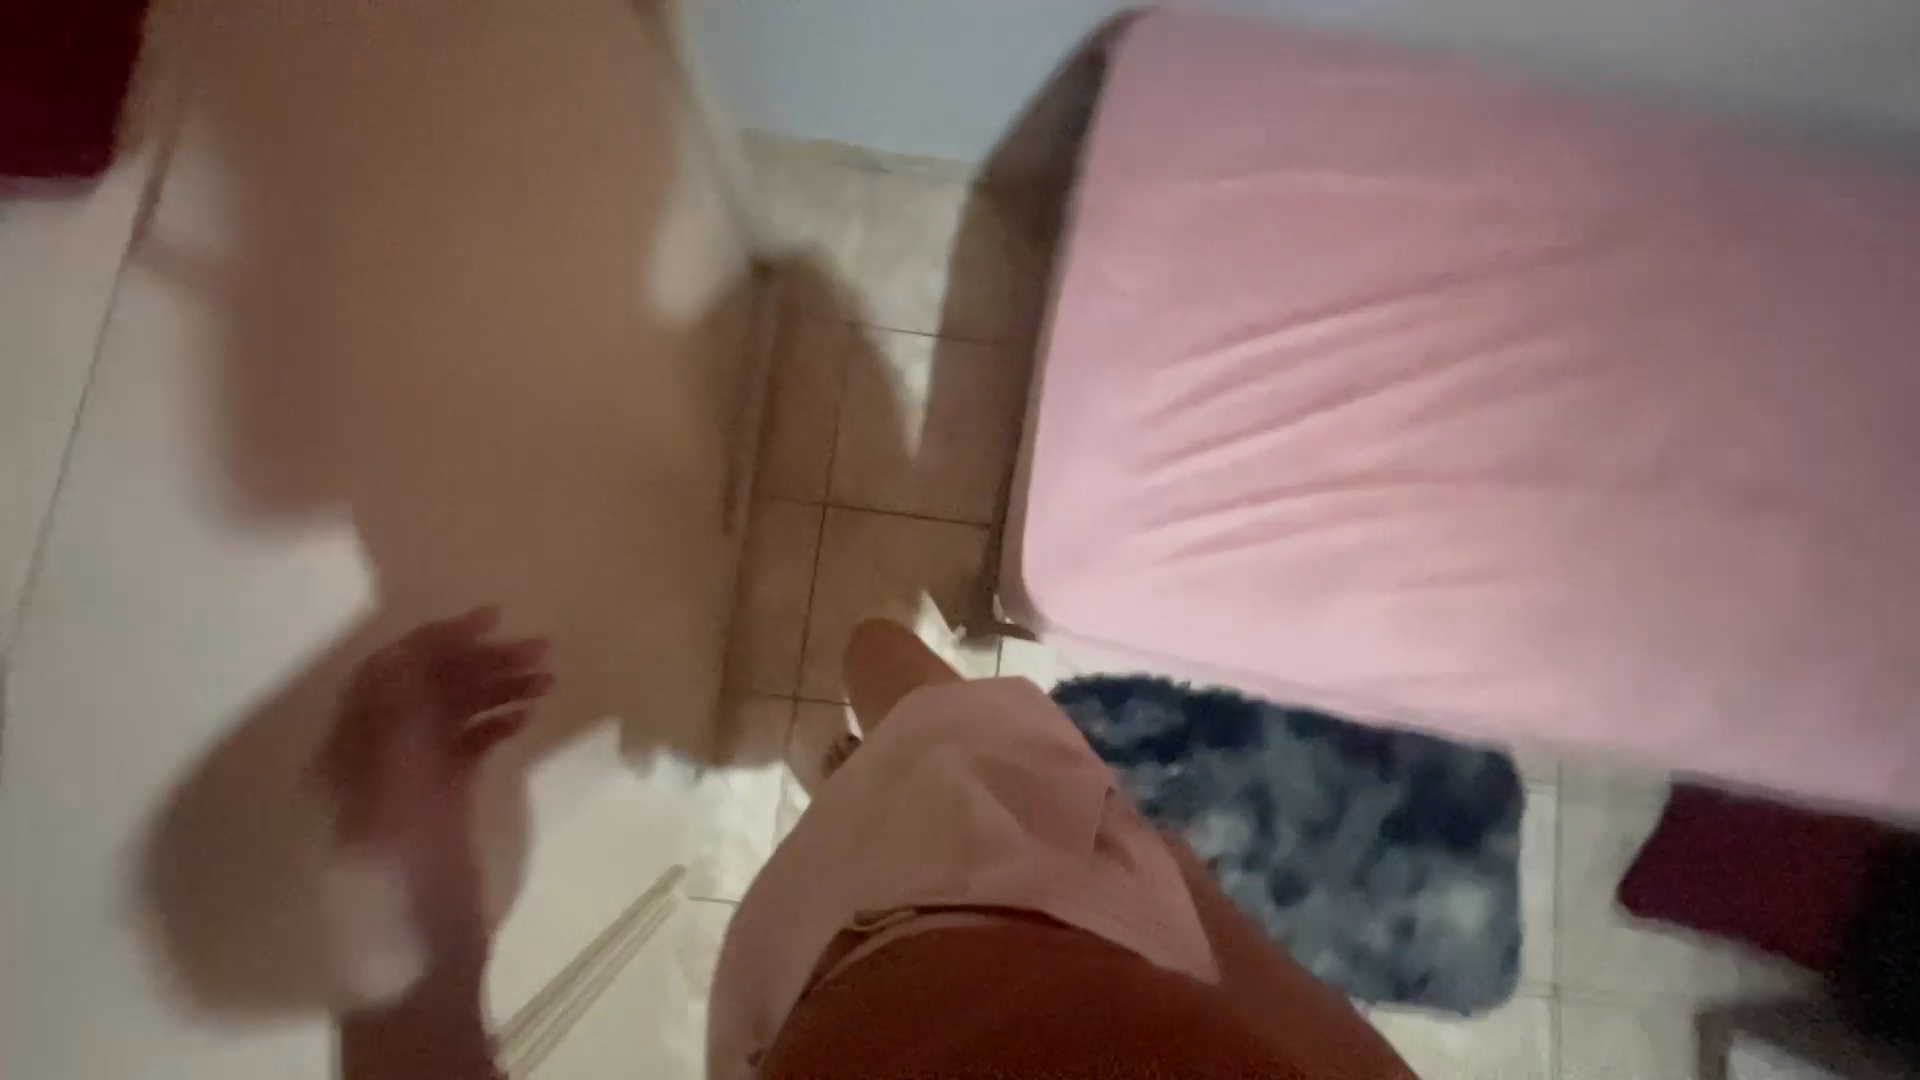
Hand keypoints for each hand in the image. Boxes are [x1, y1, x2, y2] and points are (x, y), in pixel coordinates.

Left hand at [317, 608, 552, 947]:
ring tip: (547, 679)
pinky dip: (497, 721)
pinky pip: (470, 741)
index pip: (391, 672)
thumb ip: (402, 722)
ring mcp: (412, 775)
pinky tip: (528, 717)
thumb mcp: (398, 792)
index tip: (494, 617)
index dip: (438, 638)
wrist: (422, 951)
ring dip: (497, 687)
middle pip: (429, 687)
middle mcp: (378, 753)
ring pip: (455, 711)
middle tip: (541, 649)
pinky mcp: (443, 794)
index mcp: (355, 750)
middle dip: (482, 660)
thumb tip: (411, 654)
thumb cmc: (406, 871)